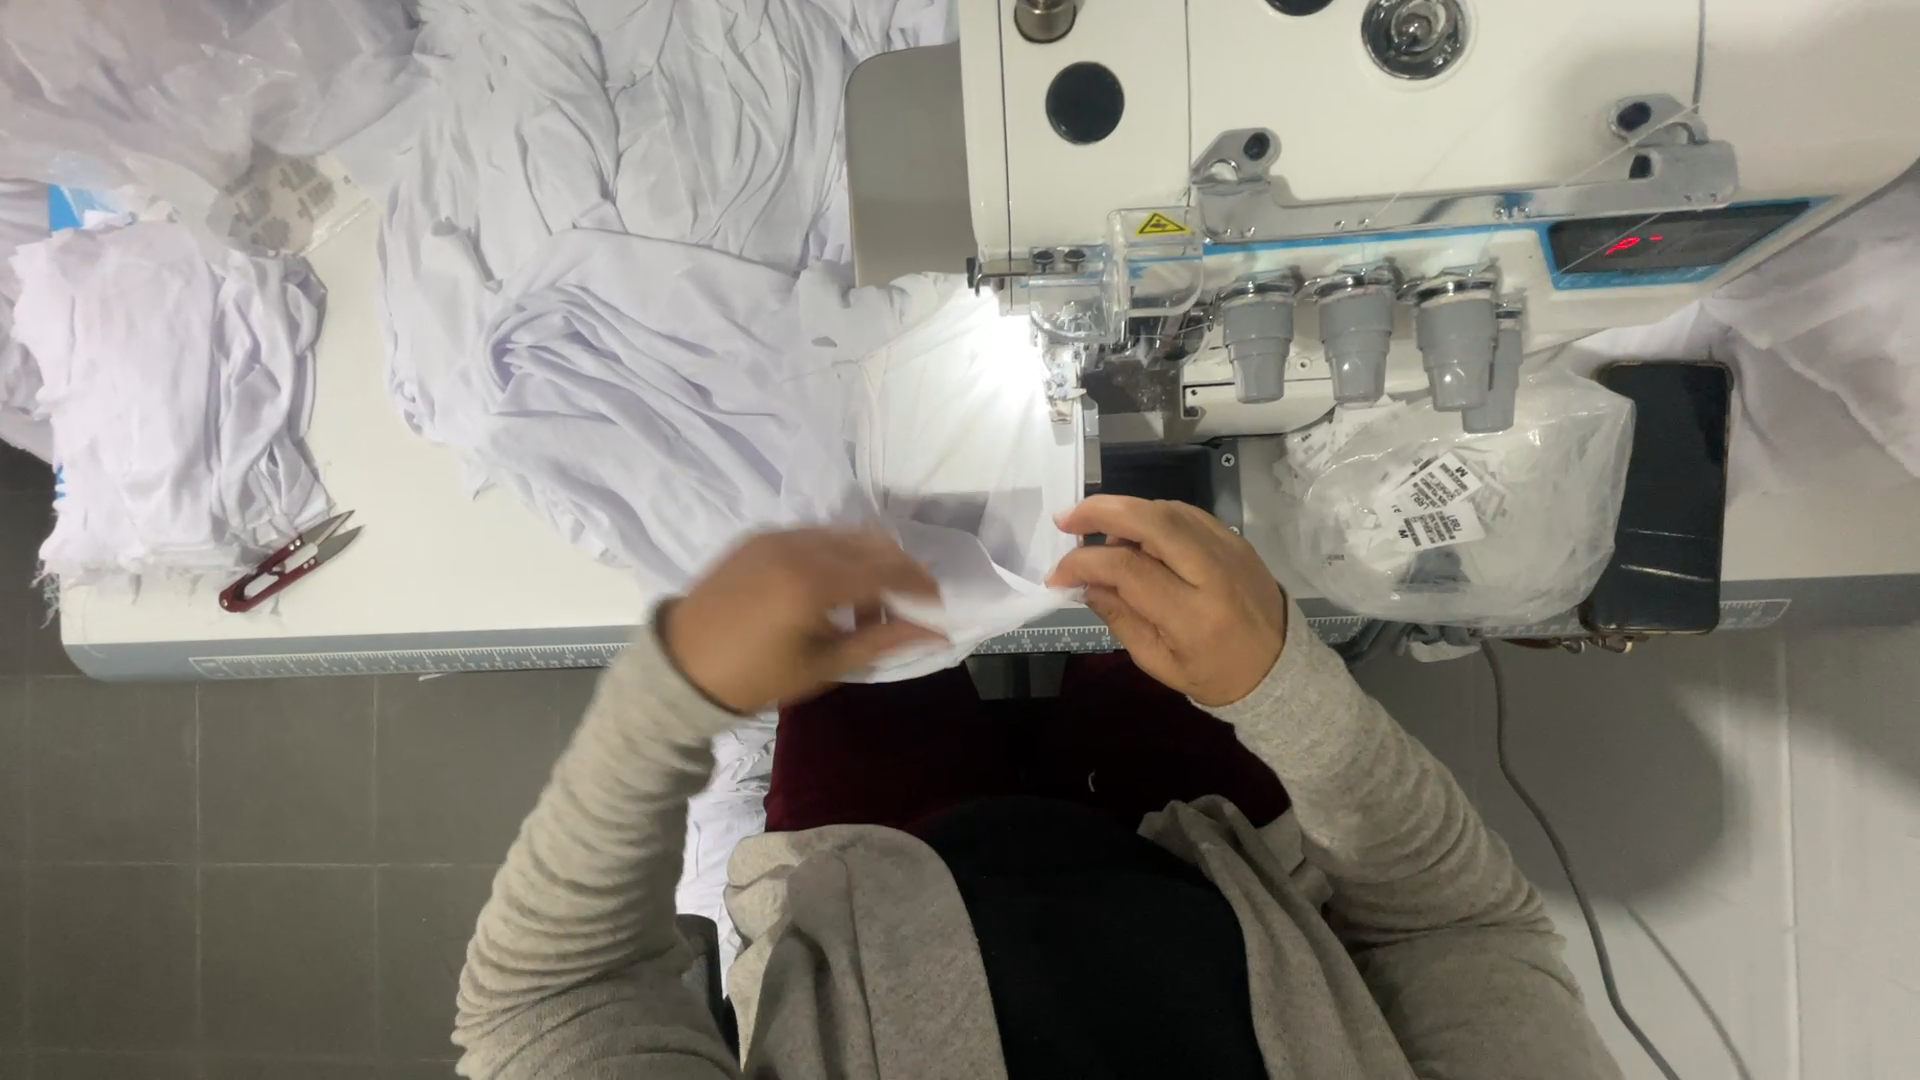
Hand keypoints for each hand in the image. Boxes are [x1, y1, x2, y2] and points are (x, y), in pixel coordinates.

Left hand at [662, 529, 946, 712]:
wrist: (678, 668)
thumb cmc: (754, 678)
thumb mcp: (824, 666)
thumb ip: (883, 641)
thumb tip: (937, 633)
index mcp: (814, 582)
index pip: (888, 570)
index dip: (921, 585)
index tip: (937, 606)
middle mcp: (799, 545)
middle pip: (873, 544)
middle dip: (899, 572)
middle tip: (905, 609)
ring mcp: (777, 535)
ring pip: (845, 536)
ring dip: (869, 564)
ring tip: (864, 609)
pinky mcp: (760, 536)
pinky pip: (816, 536)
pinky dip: (838, 557)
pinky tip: (831, 593)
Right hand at [1046, 496, 1286, 706]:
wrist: (1282, 670)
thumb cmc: (1214, 675)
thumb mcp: (1158, 661)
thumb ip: (1118, 616)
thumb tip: (1083, 581)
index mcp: (1193, 614)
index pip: (1127, 568)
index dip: (1083, 564)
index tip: (1057, 574)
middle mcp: (1213, 572)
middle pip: (1151, 520)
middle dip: (1101, 511)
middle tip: (1066, 519)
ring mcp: (1229, 549)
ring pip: (1168, 509)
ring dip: (1125, 511)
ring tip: (1097, 531)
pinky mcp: (1236, 540)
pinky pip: (1186, 513)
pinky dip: (1152, 515)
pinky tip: (1134, 532)